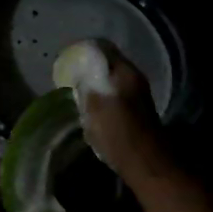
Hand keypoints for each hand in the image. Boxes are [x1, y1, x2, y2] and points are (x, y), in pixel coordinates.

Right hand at [72, 42, 169, 183]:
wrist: (145, 163)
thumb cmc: (118, 134)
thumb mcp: (94, 107)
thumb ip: (86, 85)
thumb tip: (78, 71)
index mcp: (125, 72)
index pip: (102, 48)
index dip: (82, 51)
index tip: (66, 59)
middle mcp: (134, 78)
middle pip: (107, 64)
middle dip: (87, 68)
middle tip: (68, 77)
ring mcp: (137, 94)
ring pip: (110, 79)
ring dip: (93, 84)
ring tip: (76, 94)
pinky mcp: (136, 110)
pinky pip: (114, 94)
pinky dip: (101, 97)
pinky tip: (90, 110)